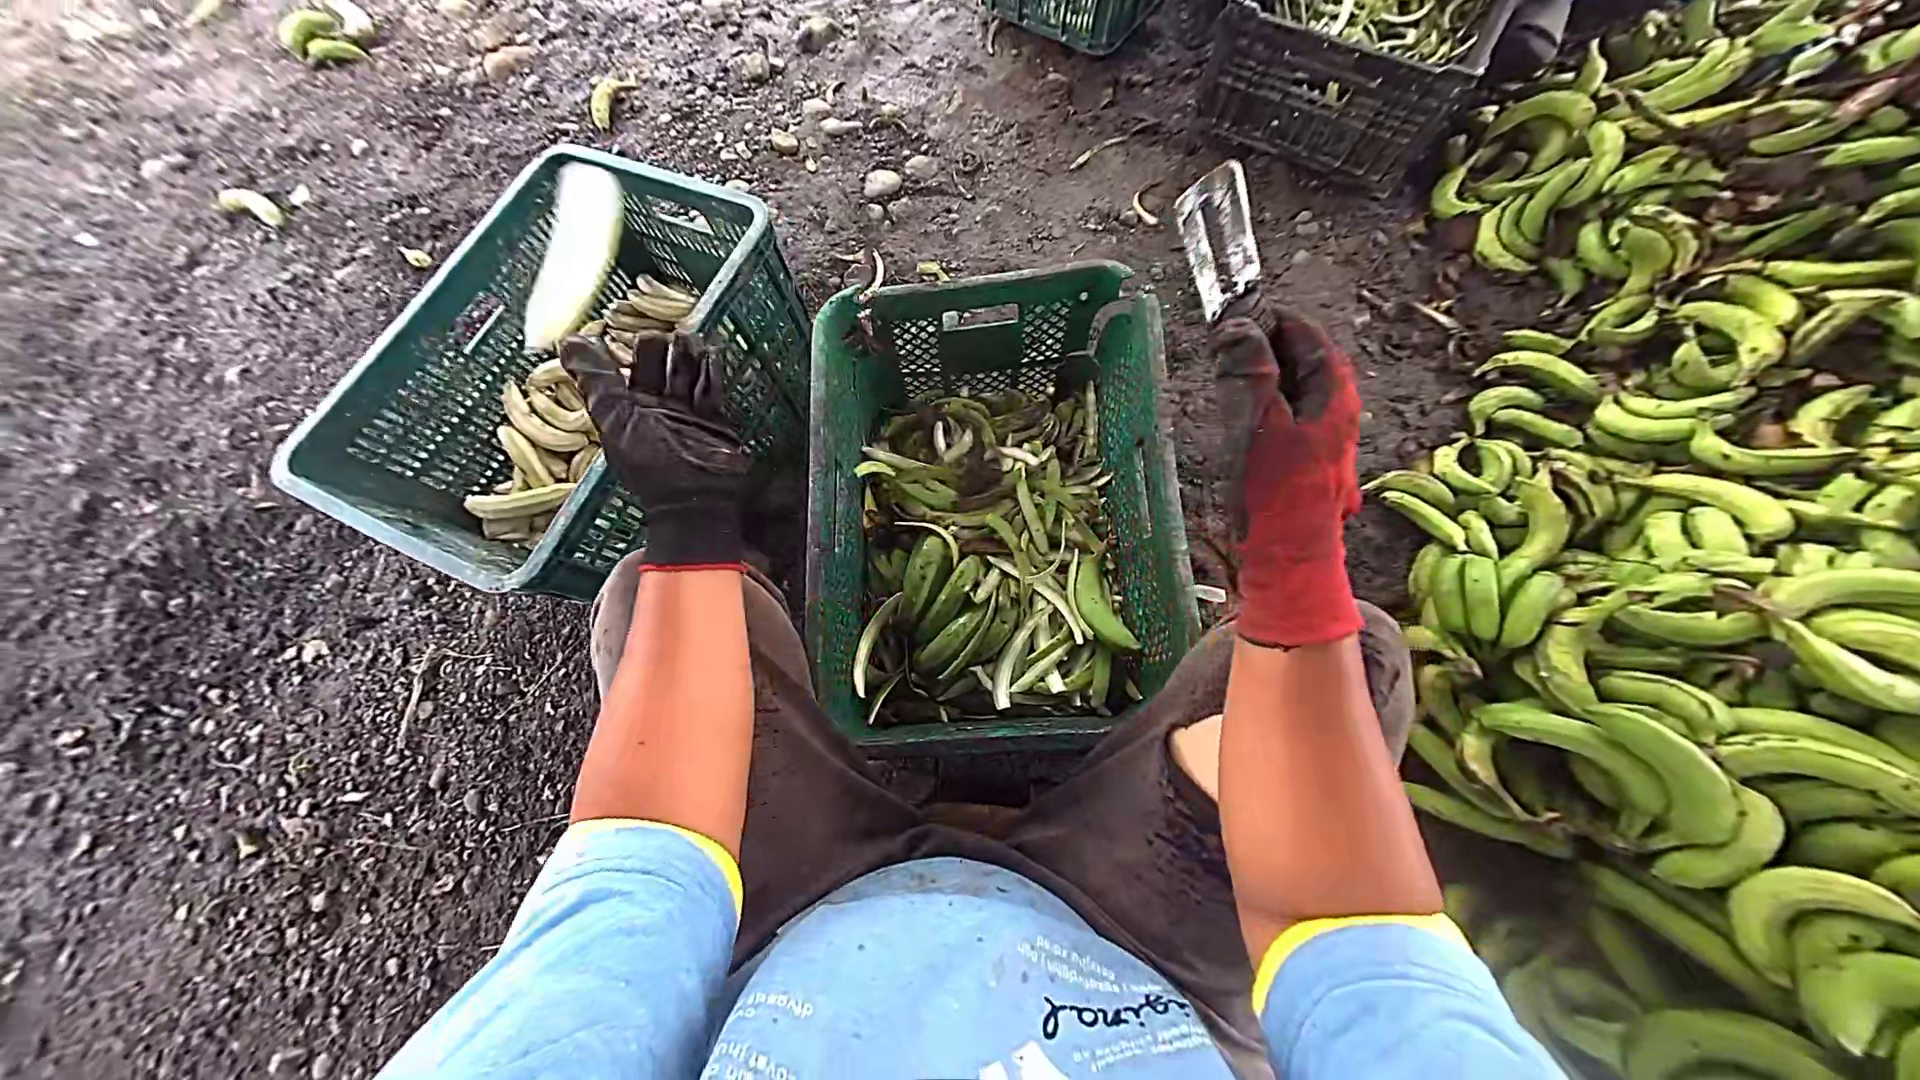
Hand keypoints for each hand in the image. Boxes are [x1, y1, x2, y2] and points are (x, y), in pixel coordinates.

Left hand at [561, 331, 747, 567]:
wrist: (696, 500)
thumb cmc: (651, 464)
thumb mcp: (616, 420)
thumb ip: (597, 381)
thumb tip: (569, 340)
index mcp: (629, 408)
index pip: (630, 368)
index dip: (632, 349)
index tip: (636, 327)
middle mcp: (659, 409)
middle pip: (662, 367)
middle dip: (665, 348)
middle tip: (670, 331)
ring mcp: (689, 414)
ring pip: (688, 375)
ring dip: (689, 356)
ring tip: (690, 337)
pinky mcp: (716, 422)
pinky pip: (713, 391)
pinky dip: (711, 373)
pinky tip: (710, 354)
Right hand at [1213, 304, 1362, 647]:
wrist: (1284, 562)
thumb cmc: (1274, 494)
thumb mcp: (1257, 423)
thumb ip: (1249, 370)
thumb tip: (1238, 325)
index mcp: (1335, 395)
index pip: (1304, 335)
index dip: (1267, 321)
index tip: (1229, 318)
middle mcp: (1336, 414)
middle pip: (1296, 365)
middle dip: (1257, 356)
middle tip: (1218, 356)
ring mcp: (1321, 443)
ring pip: (1286, 396)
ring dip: (1254, 388)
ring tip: (1221, 392)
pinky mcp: (1302, 466)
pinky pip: (1279, 425)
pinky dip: (1256, 417)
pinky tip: (1234, 432)